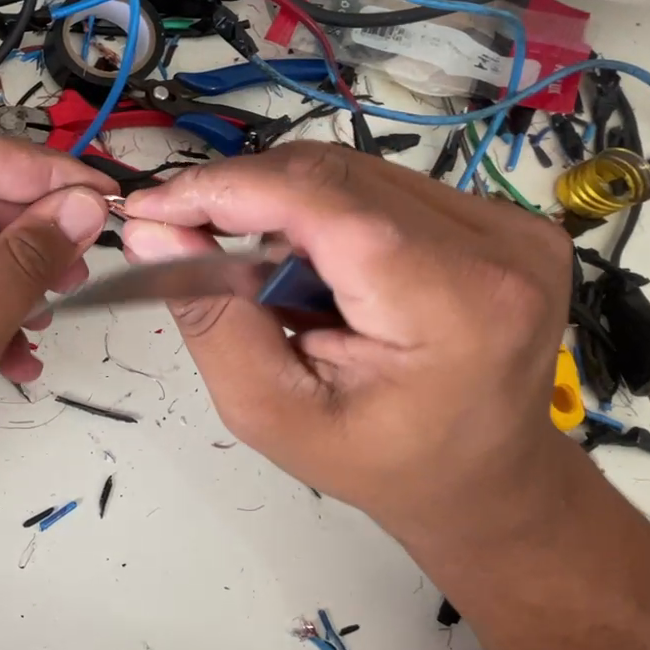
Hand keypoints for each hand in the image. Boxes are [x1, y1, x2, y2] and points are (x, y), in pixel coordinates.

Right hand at [120, 142, 575, 540]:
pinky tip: (288, 262)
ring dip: (267, 203)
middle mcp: (496, 244)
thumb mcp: (266, 408)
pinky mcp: (492, 219)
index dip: (223, 190)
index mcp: (453, 305)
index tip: (146, 208)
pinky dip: (305, 211)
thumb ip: (210, 317)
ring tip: (233, 262)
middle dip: (233, 193)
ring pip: (344, 173)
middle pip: (330, 175)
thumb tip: (151, 234)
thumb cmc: (373, 460)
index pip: (322, 203)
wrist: (482, 477)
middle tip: (169, 228)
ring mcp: (503, 223)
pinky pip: (369, 187)